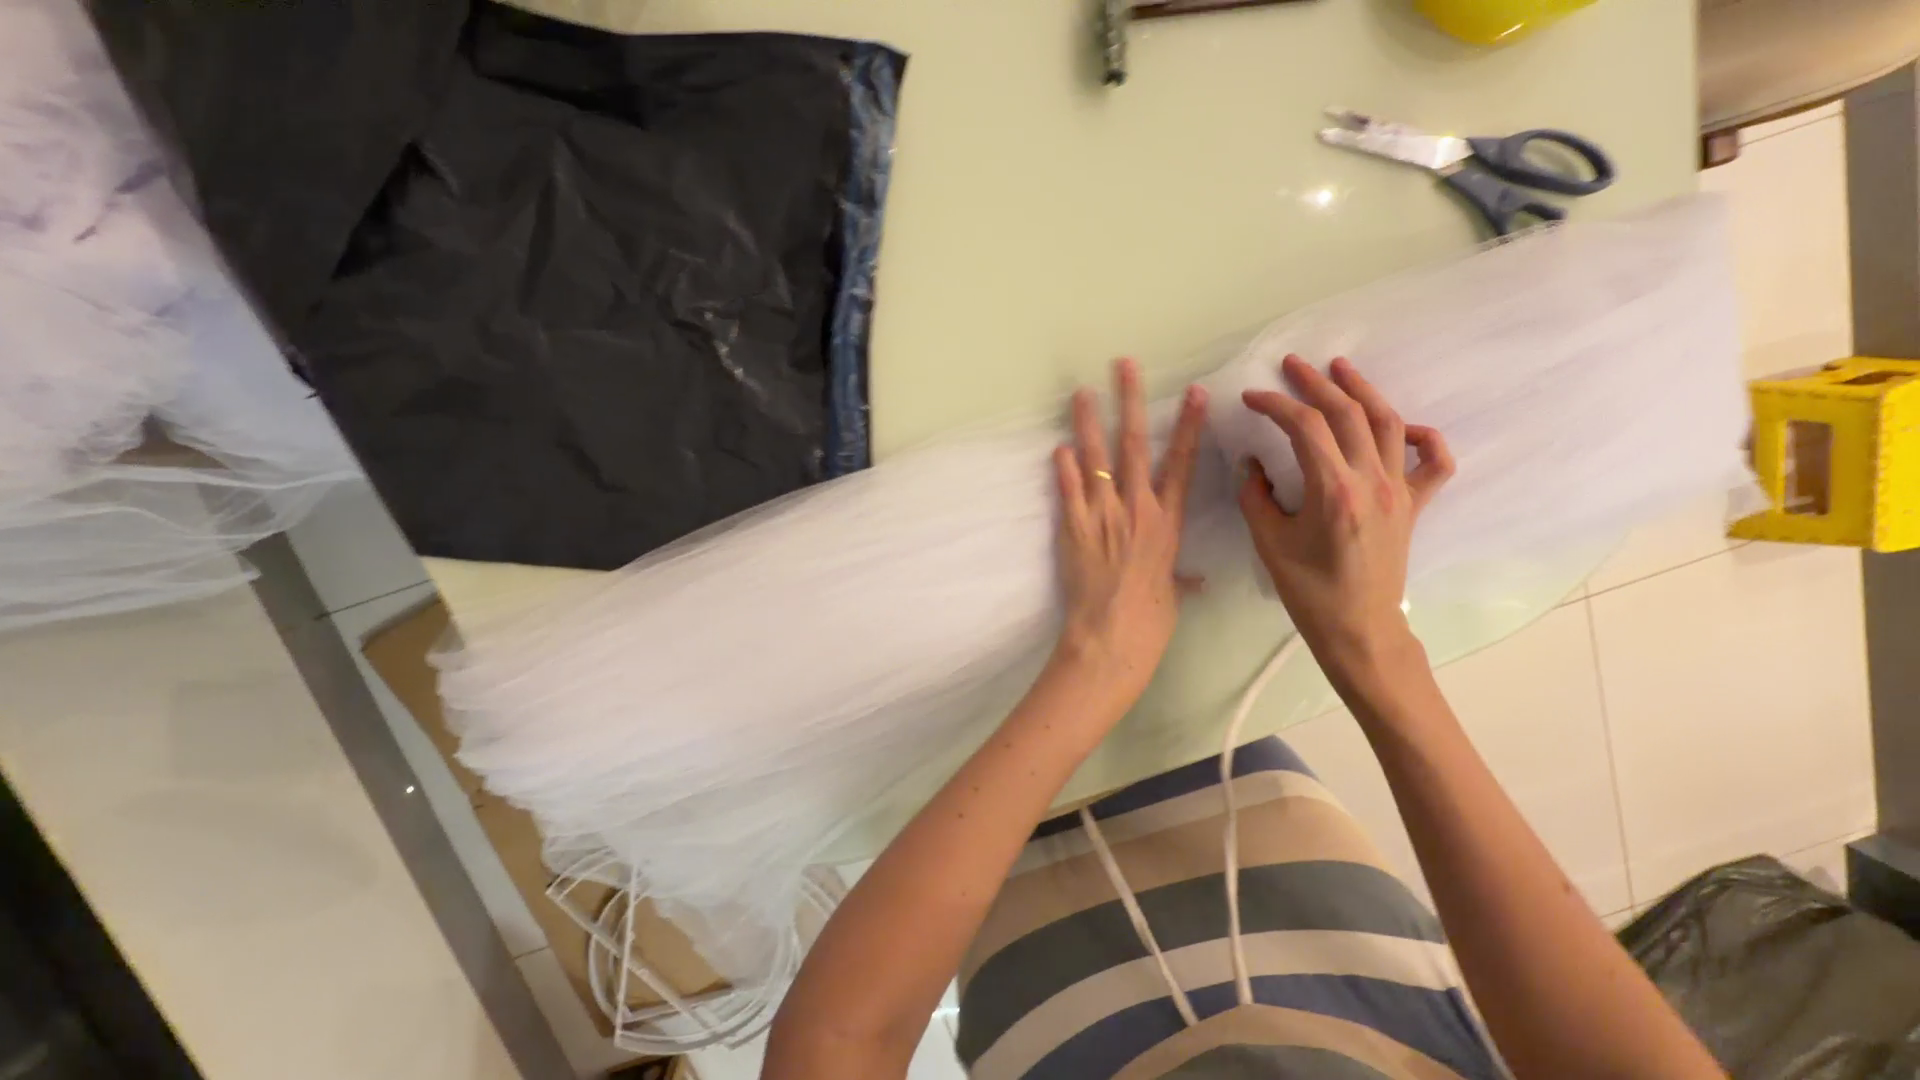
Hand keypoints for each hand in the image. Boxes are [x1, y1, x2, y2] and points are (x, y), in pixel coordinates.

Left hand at [1053, 359, 1208, 705]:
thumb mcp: (1172, 593)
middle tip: (1124, 365)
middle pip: (1136, 444)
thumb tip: (1192, 580)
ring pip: (1096, 457)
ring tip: (1083, 391)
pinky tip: (1059, 447)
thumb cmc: (1151, 619)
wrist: (1112, 635)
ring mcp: (1103, 514)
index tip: (1193, 392)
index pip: (1182, 462)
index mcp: (1168, 522)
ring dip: (1089, 422)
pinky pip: (1068, 490)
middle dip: (1131, 401)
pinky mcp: (1073, 527)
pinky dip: (1063, 468)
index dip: (1188, 425)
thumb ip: (1179, 577)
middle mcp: (1137, 508)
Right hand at [1236, 355, 1453, 687]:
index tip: (1250, 398)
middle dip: (1315, 383)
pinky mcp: (1414, 504)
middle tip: (1291, 365)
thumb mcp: (1269, 543)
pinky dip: (1422, 435)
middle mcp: (1372, 481)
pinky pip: (1434, 461)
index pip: (1304, 426)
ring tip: (1340, 370)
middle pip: (1347, 413)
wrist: (1360, 629)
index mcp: (1333, 490)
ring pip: (1388, 423)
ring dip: (1363, 391)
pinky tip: (1402, 426)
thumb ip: (1256, 496)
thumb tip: (1253, 462)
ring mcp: (1399, 490)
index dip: (1275, 404)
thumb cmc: (1309, 592)